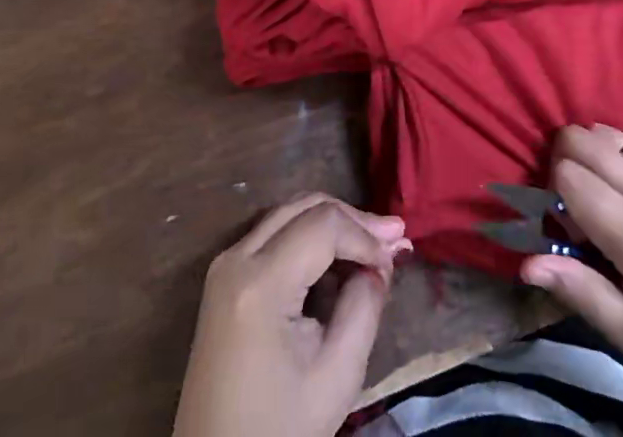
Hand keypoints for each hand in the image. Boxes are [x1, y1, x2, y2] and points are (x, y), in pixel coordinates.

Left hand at [173, 193, 412, 436]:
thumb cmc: (279, 425)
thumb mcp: (337, 374)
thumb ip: (365, 307)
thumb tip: (382, 261)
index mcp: (259, 284)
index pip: (324, 225)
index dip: (366, 234)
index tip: (397, 258)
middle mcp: (235, 259)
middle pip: (305, 207)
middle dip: (354, 219)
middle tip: (396, 237)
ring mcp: (224, 265)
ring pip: (289, 212)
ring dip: (334, 221)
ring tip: (376, 242)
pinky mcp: (225, 277)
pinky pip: (274, 232)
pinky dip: (311, 233)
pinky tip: (340, 253)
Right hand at [521, 125, 622, 436]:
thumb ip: (582, 293)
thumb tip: (526, 264)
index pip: (568, 176)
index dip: (551, 194)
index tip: (561, 228)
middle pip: (584, 141)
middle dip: (562, 160)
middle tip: (570, 207)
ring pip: (610, 134)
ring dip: (590, 153)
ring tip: (597, 196)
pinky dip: (618, 153)